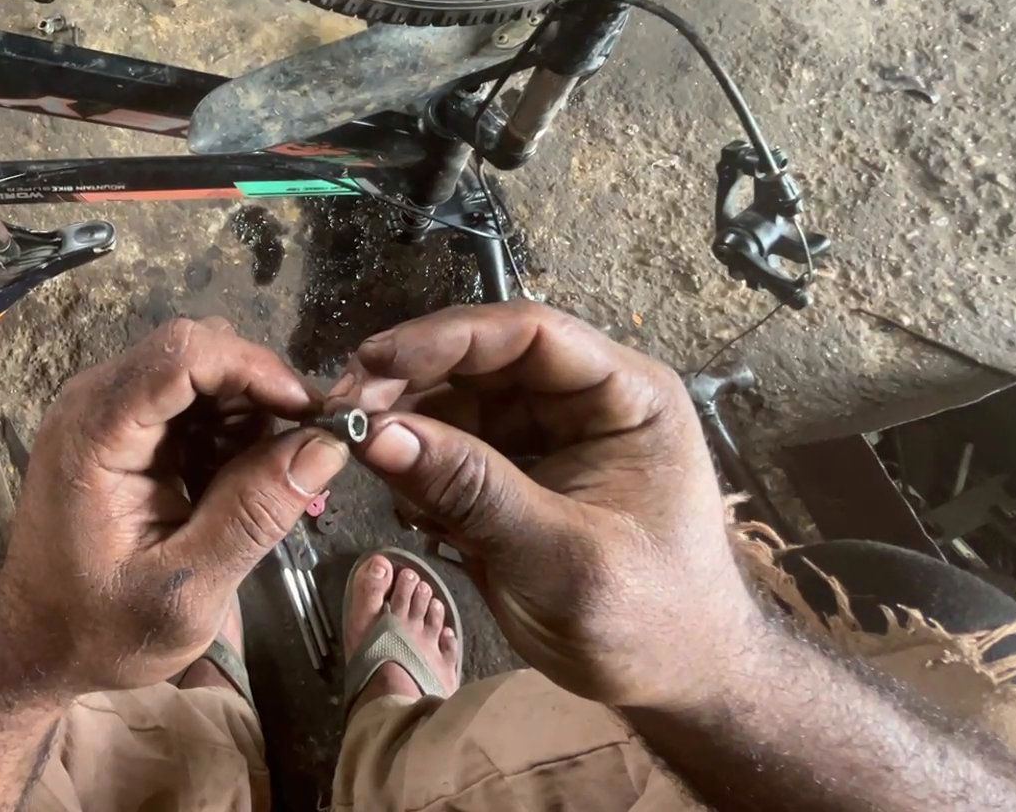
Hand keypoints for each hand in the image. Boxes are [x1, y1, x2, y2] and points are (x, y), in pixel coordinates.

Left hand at [0, 317, 349, 694]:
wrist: (37, 641)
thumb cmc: (100, 627)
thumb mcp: (187, 588)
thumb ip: (254, 514)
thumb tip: (326, 447)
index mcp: (95, 432)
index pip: (182, 354)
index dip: (254, 368)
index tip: (310, 413)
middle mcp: (94, 399)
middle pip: (193, 349)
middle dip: (256, 389)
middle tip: (300, 449)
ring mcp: (104, 406)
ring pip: (196, 368)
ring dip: (243, 410)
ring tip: (257, 480)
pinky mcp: (118, 422)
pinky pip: (185, 396)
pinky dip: (222, 427)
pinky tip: (227, 479)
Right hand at [332, 300, 766, 709]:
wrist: (671, 683)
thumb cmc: (647, 622)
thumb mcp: (559, 558)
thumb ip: (469, 489)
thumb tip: (372, 433)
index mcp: (624, 395)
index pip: (527, 333)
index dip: (444, 338)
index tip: (371, 364)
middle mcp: (577, 396)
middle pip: (475, 357)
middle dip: (407, 381)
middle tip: (343, 412)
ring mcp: (537, 428)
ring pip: (448, 395)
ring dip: (402, 423)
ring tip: (365, 459)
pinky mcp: (505, 461)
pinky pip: (442, 438)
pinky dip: (411, 460)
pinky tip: (405, 497)